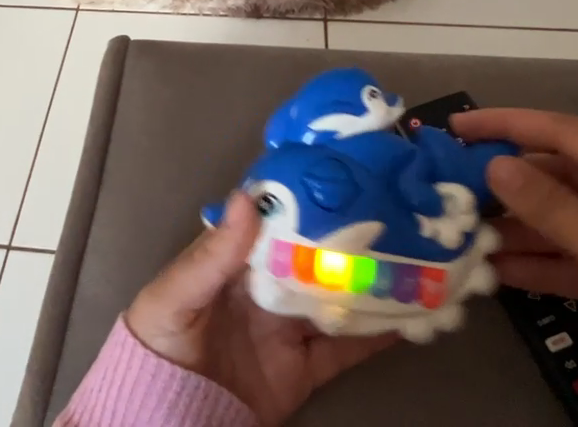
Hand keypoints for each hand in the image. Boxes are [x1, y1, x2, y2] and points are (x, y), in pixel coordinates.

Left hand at [124, 193, 396, 425]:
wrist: (164, 415)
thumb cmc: (161, 339)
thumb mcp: (177, 292)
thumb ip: (213, 253)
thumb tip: (247, 196)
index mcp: (237, 259)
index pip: (277, 221)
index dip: (309, 199)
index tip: (347, 175)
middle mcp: (268, 287)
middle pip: (316, 257)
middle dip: (351, 238)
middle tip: (397, 213)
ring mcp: (288, 327)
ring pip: (338, 298)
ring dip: (371, 282)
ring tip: (416, 258)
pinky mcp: (304, 369)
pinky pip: (346, 349)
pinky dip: (378, 334)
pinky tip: (411, 316)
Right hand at [450, 108, 577, 360]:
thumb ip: (552, 206)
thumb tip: (494, 164)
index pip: (565, 132)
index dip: (508, 124)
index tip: (458, 126)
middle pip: (564, 175)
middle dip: (510, 183)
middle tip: (456, 188)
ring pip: (570, 220)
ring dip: (522, 228)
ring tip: (469, 233)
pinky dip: (547, 262)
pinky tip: (502, 270)